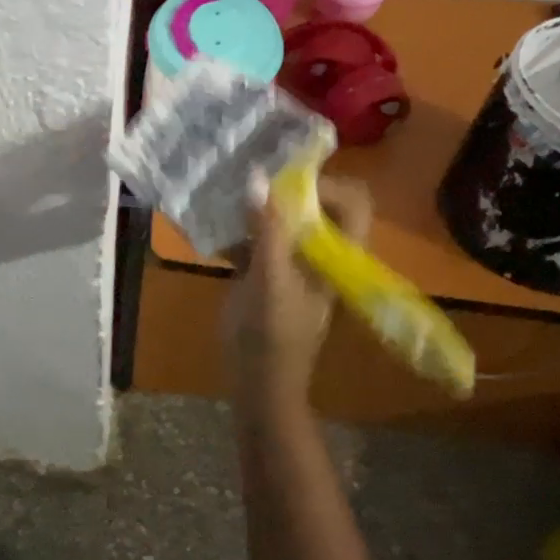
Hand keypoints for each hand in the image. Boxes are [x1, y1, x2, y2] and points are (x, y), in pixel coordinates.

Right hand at [222, 175, 372, 405]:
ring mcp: (291, 262)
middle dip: (280, 189)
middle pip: (312, 205)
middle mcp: (319, 252)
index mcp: (337, 254)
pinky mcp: (263, 272)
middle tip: (247, 180)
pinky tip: (209, 226)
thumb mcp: (270, 279)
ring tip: (222, 195)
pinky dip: (235, 228)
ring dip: (253, 206)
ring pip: (280, 219)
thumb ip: (268, 229)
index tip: (282, 182)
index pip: (350, 202)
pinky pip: (254, 237)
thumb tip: (257, 177)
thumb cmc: (273, 335)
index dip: (323, 185)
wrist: (257, 382)